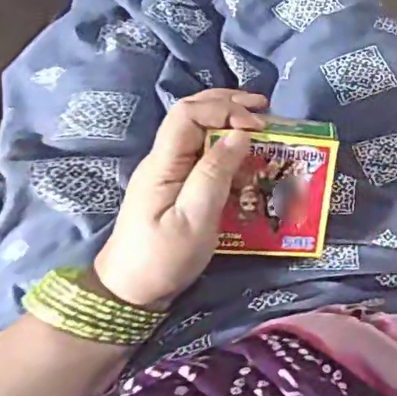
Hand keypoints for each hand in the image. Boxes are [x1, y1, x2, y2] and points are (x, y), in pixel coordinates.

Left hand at [94, 89, 266, 309]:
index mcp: (163, 163)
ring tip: (262, 125)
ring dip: (229, 121)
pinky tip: (247, 154)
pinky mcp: (177, 186)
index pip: (188, 113)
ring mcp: (169, 172)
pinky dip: (227, 146)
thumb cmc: (162, 258)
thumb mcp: (194, 219)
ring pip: (198, 131)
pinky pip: (203, 154)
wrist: (130, 290)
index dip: (225, 110)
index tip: (257, 127)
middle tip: (266, 109)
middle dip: (229, 105)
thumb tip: (240, 135)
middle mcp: (164, 160)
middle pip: (192, 113)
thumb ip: (215, 174)